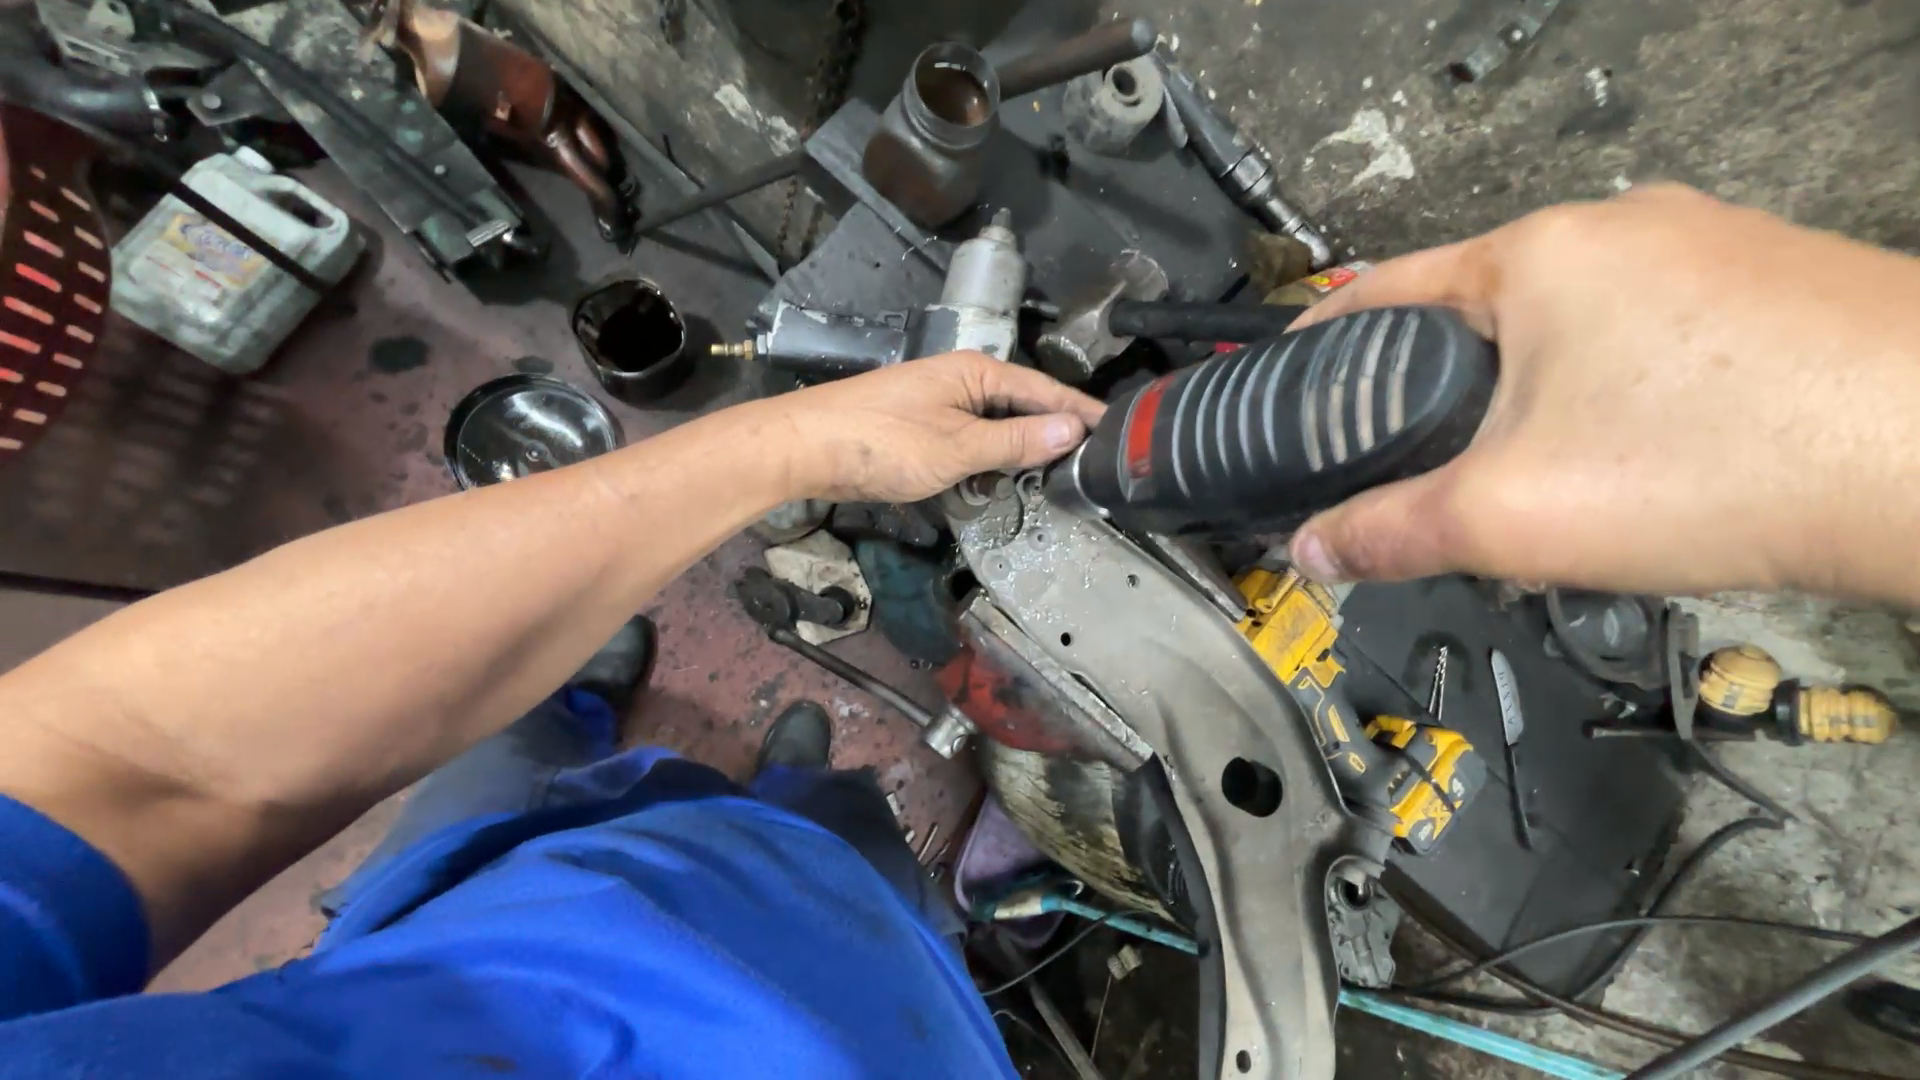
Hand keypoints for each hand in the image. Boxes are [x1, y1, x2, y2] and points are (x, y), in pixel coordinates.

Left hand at [769, 352, 1105, 502]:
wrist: (805, 447)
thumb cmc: (883, 441)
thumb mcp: (958, 447)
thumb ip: (1015, 442)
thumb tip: (1073, 430)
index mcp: (976, 372)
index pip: (1044, 390)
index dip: (1080, 412)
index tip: (1117, 431)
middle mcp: (961, 381)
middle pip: (1022, 408)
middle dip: (1054, 435)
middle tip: (1092, 466)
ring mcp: (939, 405)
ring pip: (996, 429)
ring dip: (1020, 452)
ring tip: (1057, 478)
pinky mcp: (922, 429)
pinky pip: (970, 442)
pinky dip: (988, 460)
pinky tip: (1000, 480)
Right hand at [1286, 184, 1919, 605]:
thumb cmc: (1714, 465)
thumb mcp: (1504, 516)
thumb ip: (1384, 532)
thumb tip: (1306, 551)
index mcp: (1538, 253)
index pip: (1383, 286)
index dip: (1322, 334)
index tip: (1288, 377)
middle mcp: (1618, 228)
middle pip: (1468, 311)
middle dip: (1422, 380)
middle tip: (1394, 451)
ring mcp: (1707, 248)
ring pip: (1553, 326)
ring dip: (1508, 387)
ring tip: (1499, 465)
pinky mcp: (1772, 289)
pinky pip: (1631, 334)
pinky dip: (1588, 386)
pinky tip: (1607, 449)